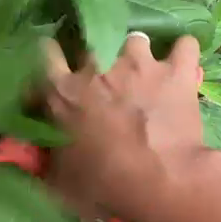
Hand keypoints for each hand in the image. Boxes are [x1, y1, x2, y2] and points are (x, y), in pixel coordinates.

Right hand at [42, 34, 210, 221]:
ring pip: (135, 39)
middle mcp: (98, 68)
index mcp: (64, 92)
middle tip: (101, 77)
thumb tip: (36, 153)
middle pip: (90, 42)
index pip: (46, 54)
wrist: (161, 181)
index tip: (57, 66)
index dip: (52, 57)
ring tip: (143, 71)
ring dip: (136, 54)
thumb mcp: (59, 174)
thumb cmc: (103, 182)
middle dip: (94, 56)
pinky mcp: (177, 69)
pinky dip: (182, 54)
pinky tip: (181, 66)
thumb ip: (46, 154)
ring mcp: (139, 63)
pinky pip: (183, 46)